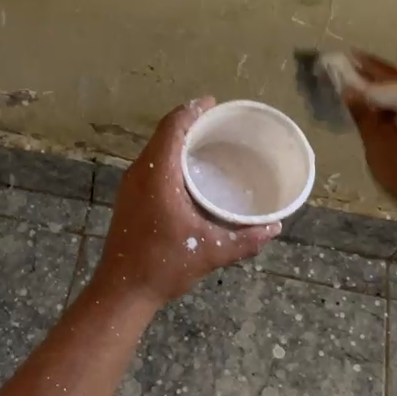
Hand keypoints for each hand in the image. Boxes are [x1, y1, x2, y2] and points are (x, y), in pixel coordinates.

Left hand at [95, 98, 281, 304]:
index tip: (213, 103)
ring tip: (206, 143)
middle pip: (163, 134)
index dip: (192, 110)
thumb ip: (245, 239)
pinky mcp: (129, 199)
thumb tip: (275, 228)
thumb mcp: (211, 252)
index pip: (173, 128)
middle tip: (217, 123)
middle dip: (189, 123)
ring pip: (155, 149)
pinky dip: (169, 157)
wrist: (122, 292)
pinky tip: (188, 172)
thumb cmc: (163, 265)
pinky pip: (151, 164)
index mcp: (157, 175)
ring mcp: (131, 186)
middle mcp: (140, 173)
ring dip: (178, 141)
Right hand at [344, 52, 396, 212]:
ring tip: (358, 85)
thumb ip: (363, 111)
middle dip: (373, 76)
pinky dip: (392, 103)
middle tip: (350, 67)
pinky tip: (376, 106)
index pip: (390, 76)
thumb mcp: (377, 141)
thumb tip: (348, 88)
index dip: (366, 66)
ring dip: (382, 90)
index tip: (347, 56)